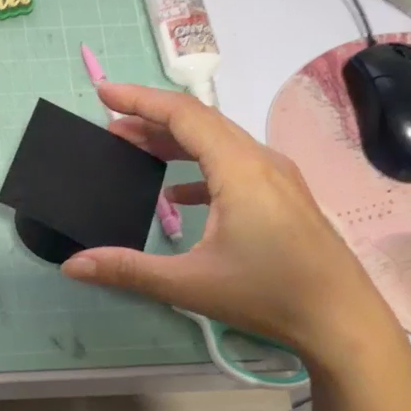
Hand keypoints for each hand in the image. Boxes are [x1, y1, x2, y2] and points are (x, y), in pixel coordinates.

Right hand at [62, 83, 401, 363]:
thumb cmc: (265, 294)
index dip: (140, 100)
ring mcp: (278, 179)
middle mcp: (260, 162)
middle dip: (151, 120)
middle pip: (201, 123)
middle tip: (109, 125)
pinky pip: (234, 167)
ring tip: (136, 151)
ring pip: (220, 144)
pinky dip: (199, 170)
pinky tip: (177, 195)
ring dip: (176, 144)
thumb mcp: (187, 283)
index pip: (183, 115)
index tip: (103, 93)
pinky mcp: (284, 199)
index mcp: (239, 169)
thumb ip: (127, 269)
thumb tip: (72, 264)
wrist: (338, 317)